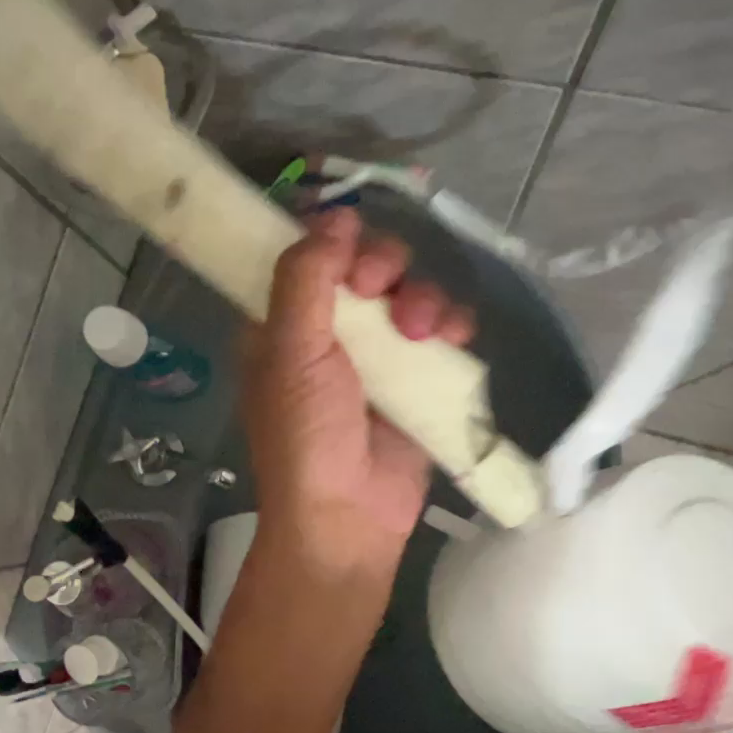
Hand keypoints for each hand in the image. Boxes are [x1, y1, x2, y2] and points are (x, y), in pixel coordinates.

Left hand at [242, 208, 476, 571]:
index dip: (330, 240)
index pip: (307, 256)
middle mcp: (327, 334)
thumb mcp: (290, 353)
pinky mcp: (416, 379)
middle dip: (382, 265)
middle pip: (365, 265)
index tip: (347, 244)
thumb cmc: (304, 438)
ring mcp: (375, 356)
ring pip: (408, 292)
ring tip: (418, 331)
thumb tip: (332, 216)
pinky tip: (451, 338)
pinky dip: (451, 324)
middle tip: (379, 289)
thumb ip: (306, 281)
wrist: (346, 517)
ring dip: (421, 296)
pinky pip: (441, 330)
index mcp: (281, 325)